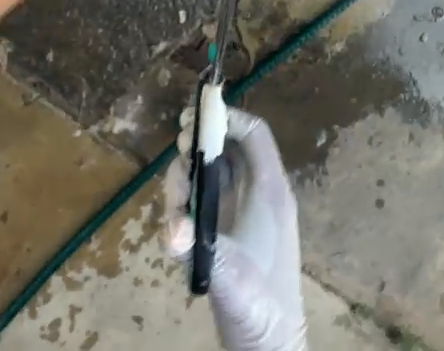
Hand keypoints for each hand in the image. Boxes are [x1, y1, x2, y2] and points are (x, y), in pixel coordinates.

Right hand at [162, 108, 307, 350]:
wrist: (269, 345)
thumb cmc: (260, 305)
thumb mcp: (229, 275)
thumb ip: (199, 247)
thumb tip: (172, 229)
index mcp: (270, 191)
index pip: (254, 135)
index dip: (227, 117)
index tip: (195, 116)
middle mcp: (257, 194)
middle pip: (228, 148)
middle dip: (199, 141)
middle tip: (177, 144)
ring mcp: (241, 212)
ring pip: (212, 172)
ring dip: (187, 175)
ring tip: (174, 202)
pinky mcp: (226, 230)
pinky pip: (203, 199)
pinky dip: (185, 203)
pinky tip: (175, 228)